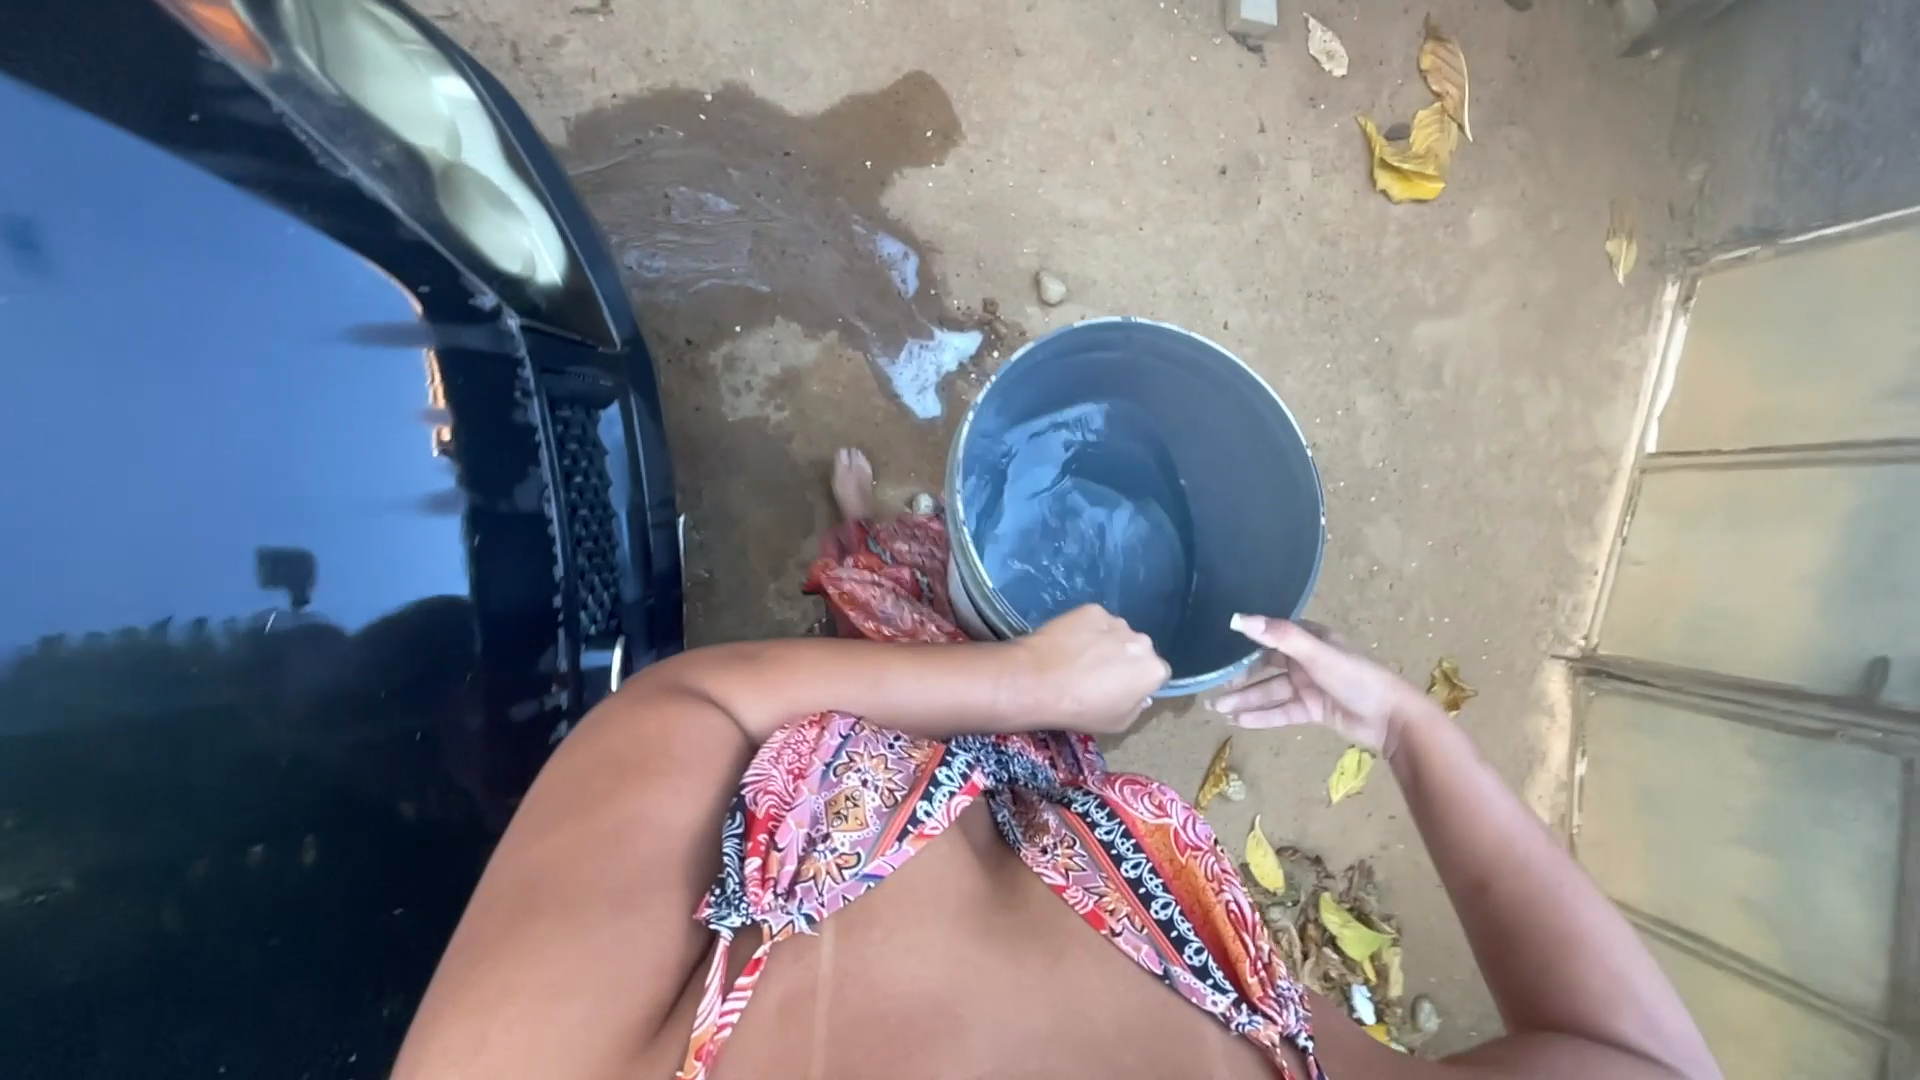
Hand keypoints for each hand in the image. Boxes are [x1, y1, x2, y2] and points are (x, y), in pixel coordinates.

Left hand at [1010, 605, 1170, 734]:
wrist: (1039, 681)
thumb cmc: (1080, 709)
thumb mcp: (1118, 724)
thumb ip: (1136, 706)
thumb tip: (1137, 693)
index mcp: (1153, 670)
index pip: (1156, 673)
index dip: (1138, 682)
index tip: (1120, 689)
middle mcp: (1142, 641)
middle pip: (1138, 649)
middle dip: (1124, 658)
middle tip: (1098, 673)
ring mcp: (1116, 621)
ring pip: (1117, 633)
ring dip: (1106, 642)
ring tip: (1078, 657)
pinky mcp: (1091, 610)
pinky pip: (1095, 621)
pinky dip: (1086, 629)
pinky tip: (1068, 643)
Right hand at [1208, 615, 1429, 753]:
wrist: (1392, 719)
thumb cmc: (1356, 678)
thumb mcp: (1316, 654)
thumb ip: (1279, 636)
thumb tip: (1238, 619)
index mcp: (1308, 640)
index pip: (1268, 638)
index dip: (1242, 643)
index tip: (1215, 649)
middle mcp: (1305, 661)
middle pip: (1264, 669)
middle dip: (1238, 679)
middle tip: (1210, 689)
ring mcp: (1308, 686)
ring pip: (1269, 692)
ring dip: (1244, 700)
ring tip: (1216, 709)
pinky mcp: (1313, 710)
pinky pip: (1281, 711)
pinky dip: (1261, 716)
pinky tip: (1239, 721)